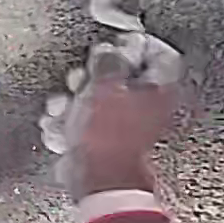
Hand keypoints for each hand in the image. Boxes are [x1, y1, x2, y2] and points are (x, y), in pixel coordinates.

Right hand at [39, 32, 180, 197]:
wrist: (96, 178)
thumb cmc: (108, 137)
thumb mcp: (105, 87)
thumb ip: (109, 61)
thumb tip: (109, 49)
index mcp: (160, 91)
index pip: (160, 54)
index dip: (134, 45)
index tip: (114, 44)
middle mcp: (149, 108)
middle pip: (122, 77)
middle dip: (92, 77)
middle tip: (80, 81)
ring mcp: (126, 125)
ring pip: (97, 98)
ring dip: (73, 101)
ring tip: (63, 110)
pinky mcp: (106, 140)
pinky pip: (86, 120)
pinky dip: (70, 122)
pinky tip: (63, 127)